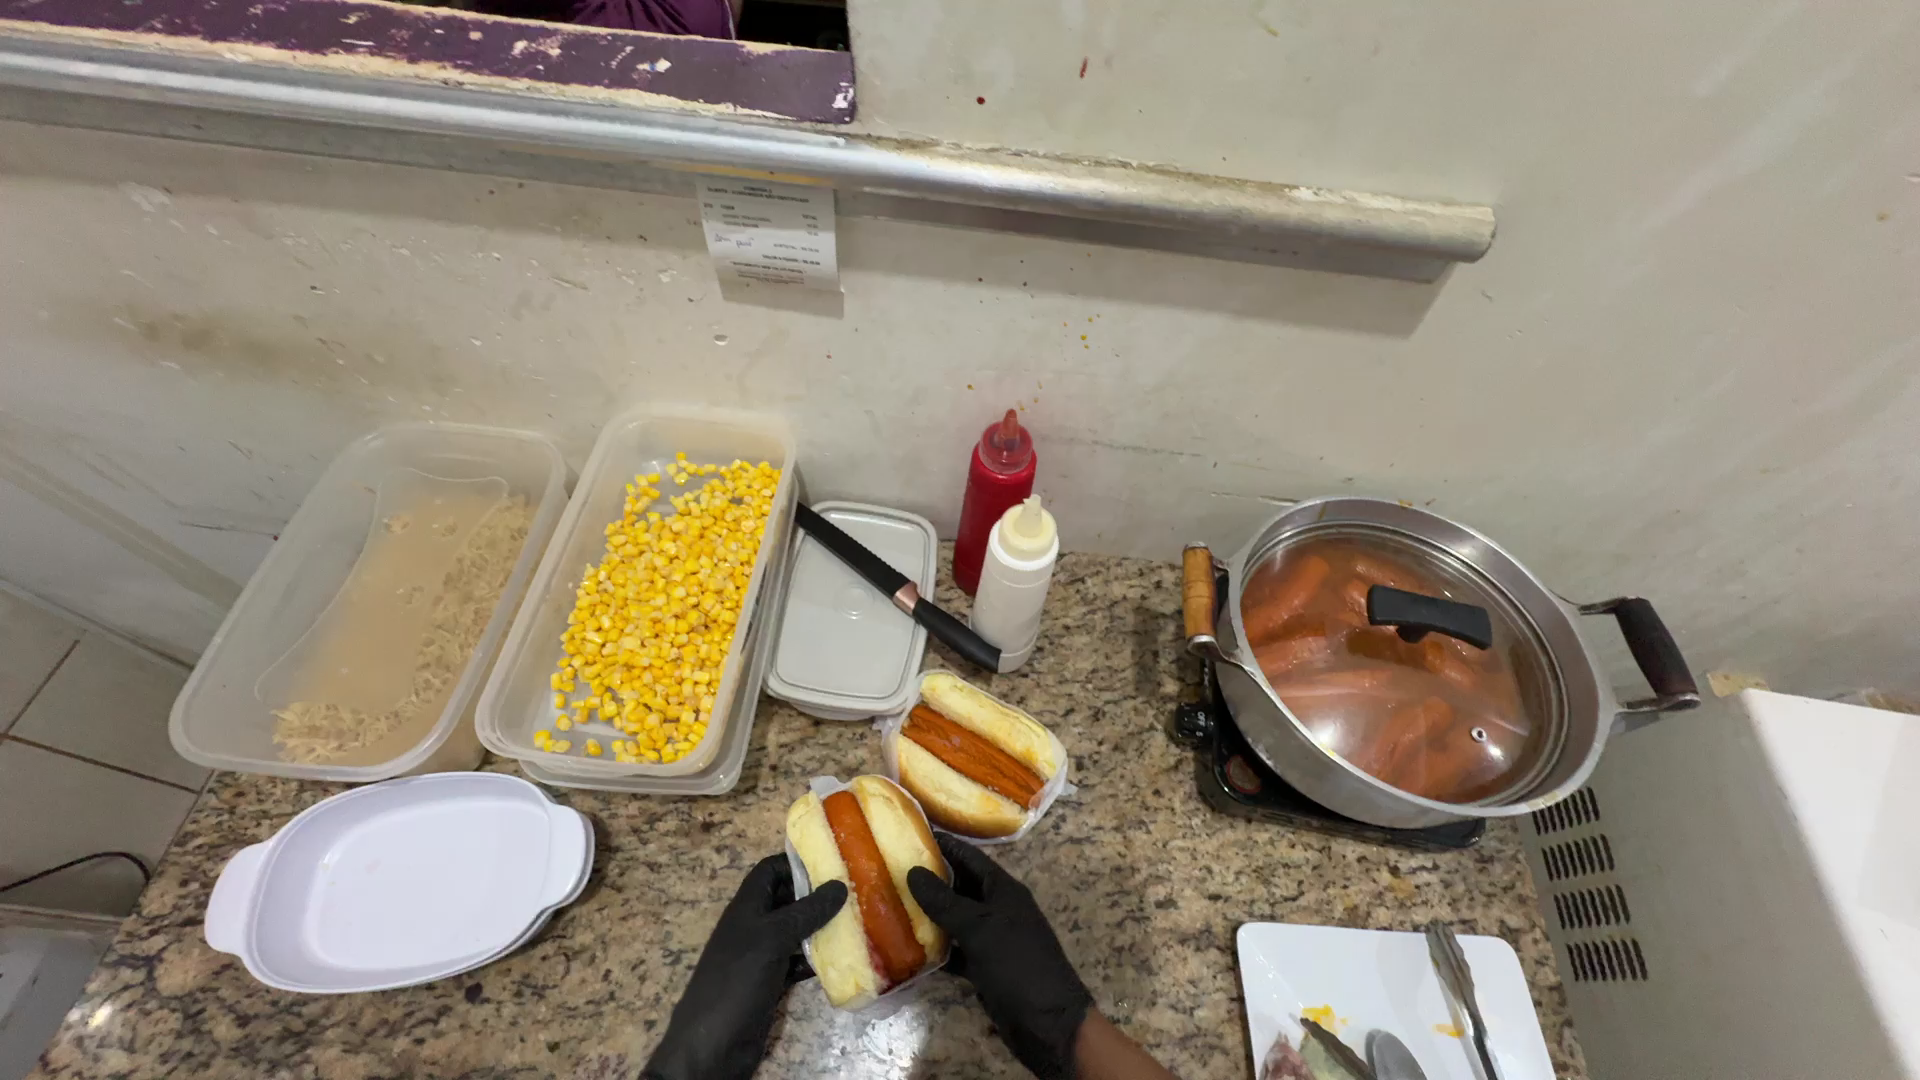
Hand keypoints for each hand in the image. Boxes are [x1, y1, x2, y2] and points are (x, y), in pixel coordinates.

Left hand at [643, 855, 846, 1079]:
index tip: (830, 865)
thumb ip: (806, 911)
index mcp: (747, 906)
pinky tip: (840, 959)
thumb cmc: (737, 981)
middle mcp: (753, 926)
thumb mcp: (773, 939)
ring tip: (854, 921)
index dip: (796, 863)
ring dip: (820, 927)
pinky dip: (816, 959)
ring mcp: (761, 956)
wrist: (709, 1049)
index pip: (770, 870)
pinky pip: (797, 961)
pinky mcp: (770, 983)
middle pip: (786, 899)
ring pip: (795, 931)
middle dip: (815, 895)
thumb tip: (840, 884)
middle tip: (852, 892)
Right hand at [908, 834, 1092, 1079]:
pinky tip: (910, 947)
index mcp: (1003, 889)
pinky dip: (937, 948)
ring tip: (894, 903)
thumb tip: (913, 871)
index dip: (943, 844)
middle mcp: (998, 908)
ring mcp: (992, 939)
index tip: (911, 833)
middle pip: (961, 885)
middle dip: (931, 878)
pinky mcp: (985, 967)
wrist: (1049, 1024)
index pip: (969, 856)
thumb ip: (945, 901)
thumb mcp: (979, 928)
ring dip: (930, 914)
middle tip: (892, 870)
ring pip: (956, 918)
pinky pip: (956, 950)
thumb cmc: (1018, 964)